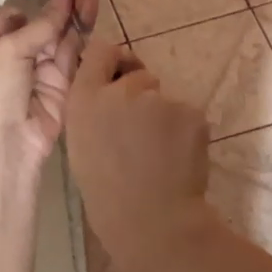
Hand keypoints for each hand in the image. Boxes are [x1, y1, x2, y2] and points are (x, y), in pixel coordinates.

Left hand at [0, 0, 102, 170]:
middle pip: (48, 23)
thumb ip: (40, 26)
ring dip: (78, 12)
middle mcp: (22, 55)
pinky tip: (91, 15)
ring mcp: (45, 70)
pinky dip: (84, 35)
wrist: (11, 143)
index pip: (20, 17)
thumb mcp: (10, 51)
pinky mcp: (66, 84)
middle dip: (66, 2)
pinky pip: (76, 56)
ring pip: (65, 36)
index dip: (40, 0)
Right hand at [65, 30, 216, 269]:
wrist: (150, 220)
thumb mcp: (80, 143)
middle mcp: (120, 90)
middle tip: (138, 136)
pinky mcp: (191, 112)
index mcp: (85, 98)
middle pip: (138, 76)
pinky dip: (185, 133)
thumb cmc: (106, 188)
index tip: (118, 77)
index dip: (113, 62)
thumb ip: (92, 108)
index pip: (101, 50)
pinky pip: (187, 116)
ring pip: (165, 99)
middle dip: (141, 96)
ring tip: (157, 154)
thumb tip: (110, 89)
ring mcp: (158, 100)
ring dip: (164, 117)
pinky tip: (176, 159)